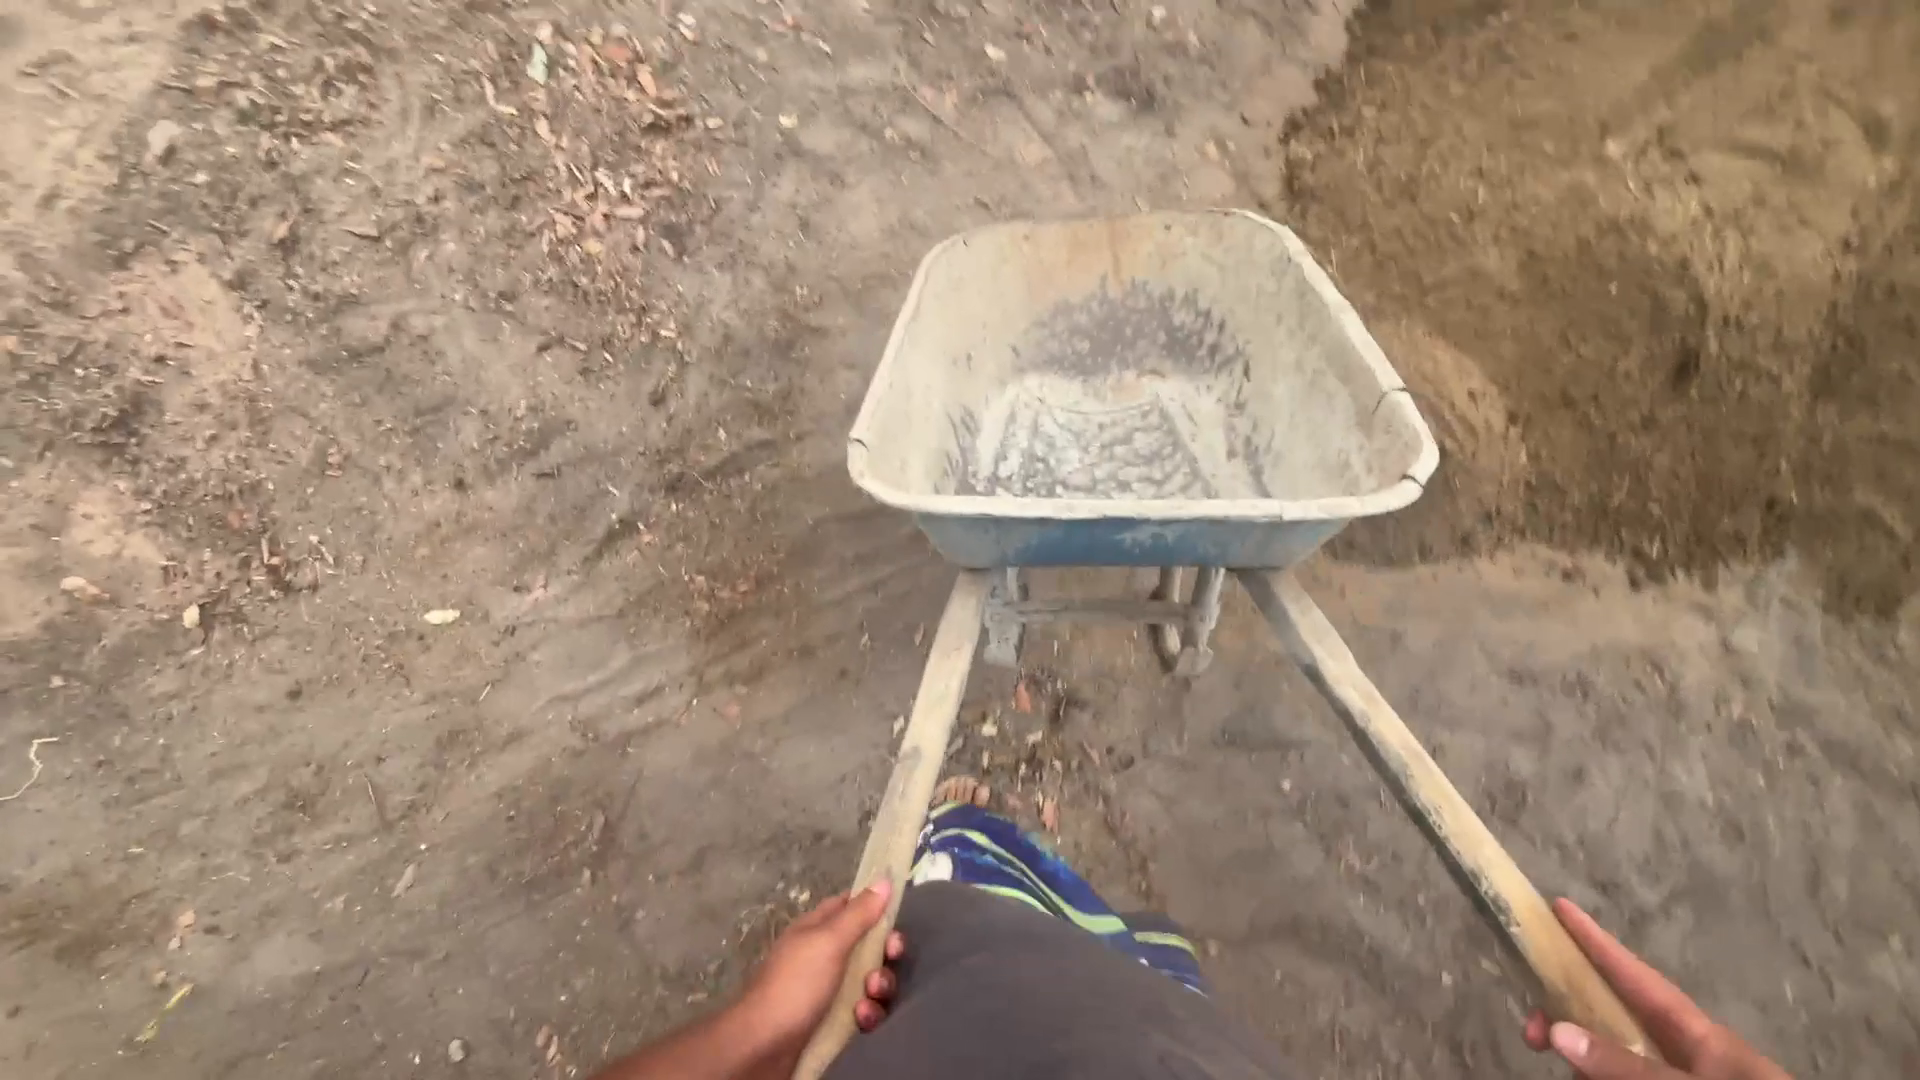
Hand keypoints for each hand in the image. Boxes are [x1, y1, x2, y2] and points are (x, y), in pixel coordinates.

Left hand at [736, 881, 897, 1054]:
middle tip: (889, 958)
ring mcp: (829, 988)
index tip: (894, 918)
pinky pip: (862, 1010)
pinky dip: (867, 1013)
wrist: (763, 1047)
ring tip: (868, 997)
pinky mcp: (833, 1020)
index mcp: (818, 928)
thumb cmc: (796, 984)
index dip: (875, 908)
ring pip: (869, 979)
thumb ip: (859, 913)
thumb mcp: (829, 941)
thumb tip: (883, 878)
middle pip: (868, 944)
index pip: (851, 905)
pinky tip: (860, 1019)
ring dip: (878, 987)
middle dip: (885, 953)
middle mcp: (825, 954)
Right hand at [1523, 899, 1792, 1079]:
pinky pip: (1625, 1072)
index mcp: (1698, 1032)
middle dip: (1567, 1010)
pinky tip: (1581, 1077)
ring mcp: (1681, 1072)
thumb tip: (1555, 1030)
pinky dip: (1598, 1072)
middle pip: (1615, 1012)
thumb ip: (1625, 1062)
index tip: (1557, 906)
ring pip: (1614, 1047)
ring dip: (1580, 1049)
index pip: (1635, 974)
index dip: (1595, 940)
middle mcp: (1687, 1049)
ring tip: (1550, 1055)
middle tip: (1531, 1026)